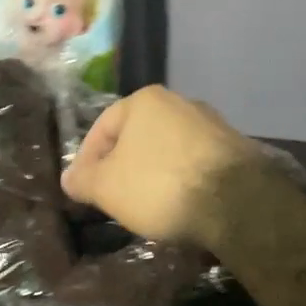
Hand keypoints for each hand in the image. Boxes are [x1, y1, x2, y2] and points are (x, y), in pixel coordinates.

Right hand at [61, 86, 273, 247]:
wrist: (236, 200)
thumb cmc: (159, 184)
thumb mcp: (107, 187)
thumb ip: (83, 180)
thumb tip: (68, 178)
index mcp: (145, 100)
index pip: (102, 127)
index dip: (86, 159)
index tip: (83, 189)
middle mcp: (180, 102)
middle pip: (138, 136)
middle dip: (122, 165)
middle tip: (113, 196)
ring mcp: (212, 124)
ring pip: (168, 149)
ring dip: (154, 173)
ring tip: (147, 204)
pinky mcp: (236, 149)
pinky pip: (196, 163)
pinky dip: (182, 180)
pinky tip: (180, 204)